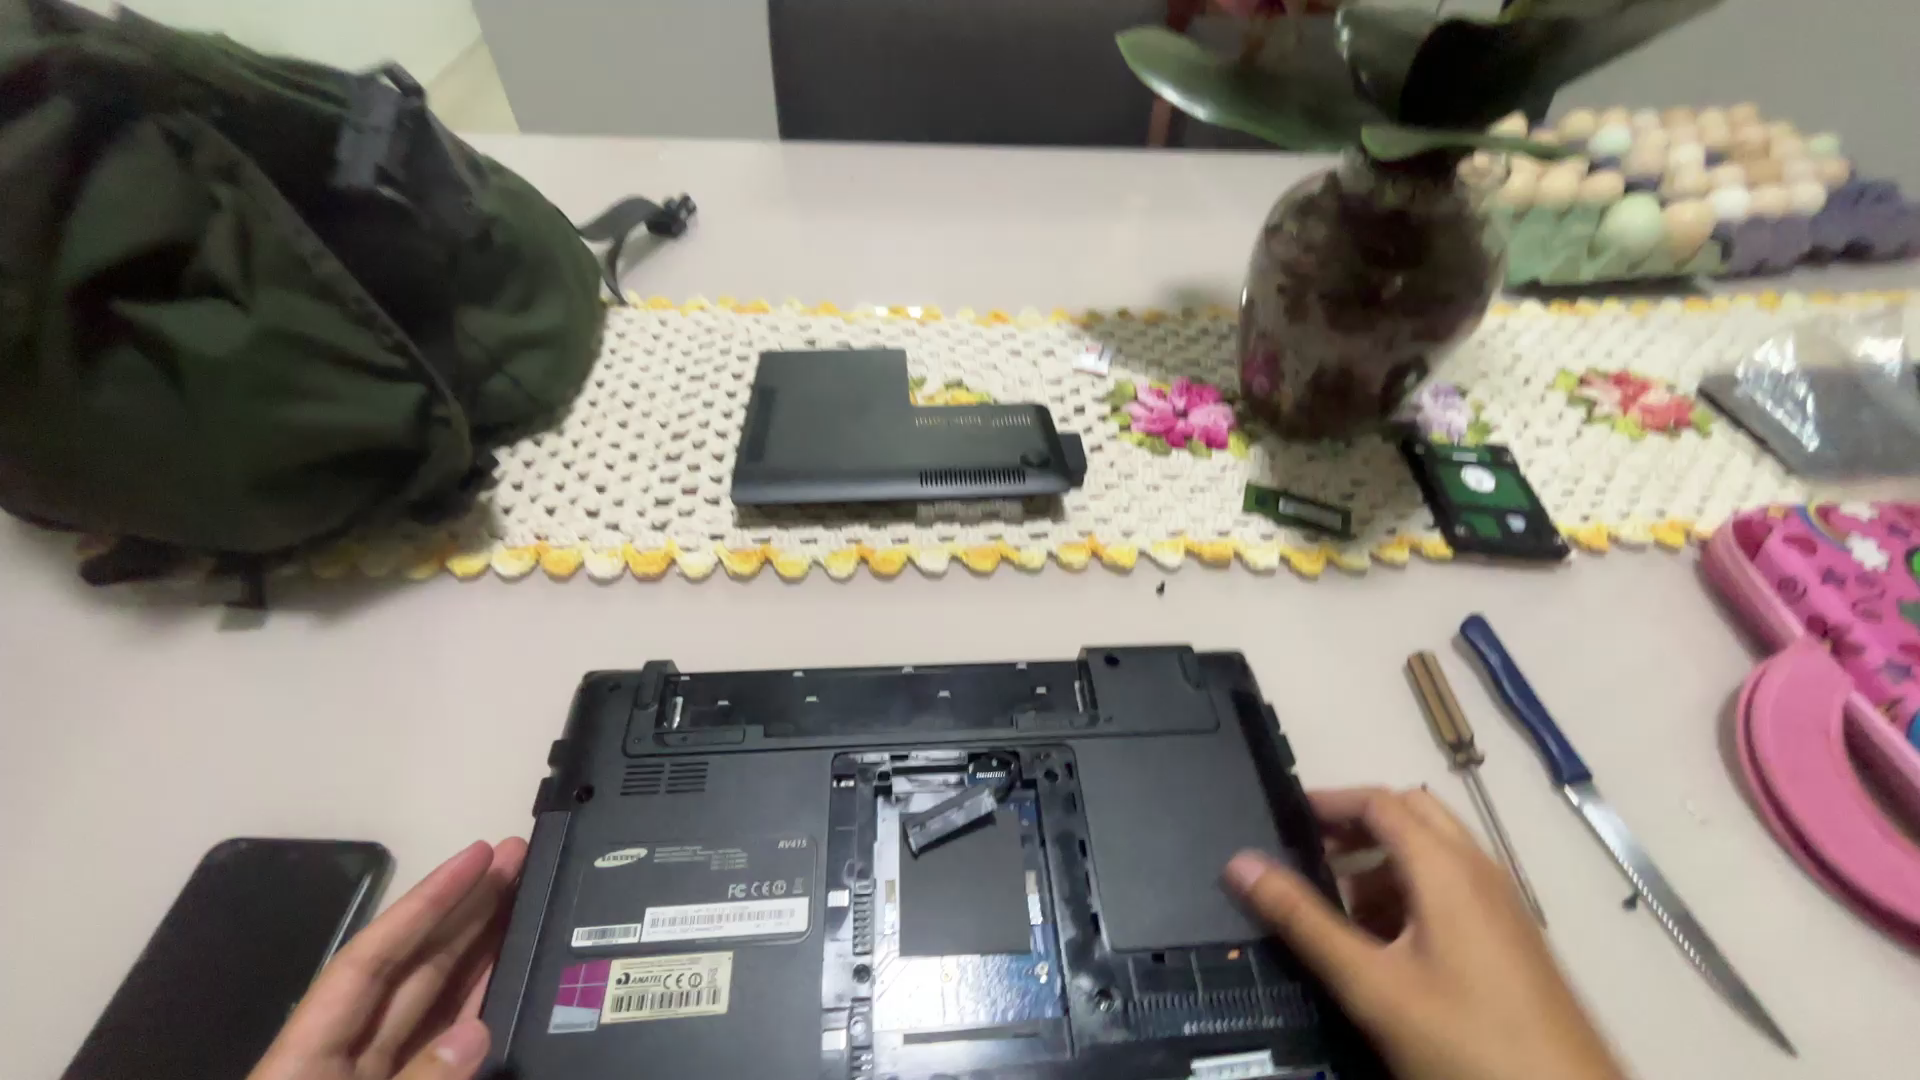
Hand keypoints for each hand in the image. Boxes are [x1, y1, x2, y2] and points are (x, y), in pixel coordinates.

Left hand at [249, 838, 528, 1079]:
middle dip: (465, 905)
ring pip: (436, 996)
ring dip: (482, 941)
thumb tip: (477, 1030)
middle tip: (517, 855)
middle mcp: (344, 1057)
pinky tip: (511, 961)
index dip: (425, 901)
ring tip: (525, 891)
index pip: (373, 957)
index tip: (477, 853)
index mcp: (305, 1062)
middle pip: (411, 966)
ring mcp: (378, 1076)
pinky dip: (480, 997)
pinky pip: (448, 1037)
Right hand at [1223, 788, 1627, 1079]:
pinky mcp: (1512, 941)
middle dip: (1357, 824)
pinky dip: (1410, 890)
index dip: (1329, 801)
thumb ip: (1302, 920)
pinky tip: (1384, 944)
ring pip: (1434, 852)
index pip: (1379, 801)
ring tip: (1337, 903)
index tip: (1283, 816)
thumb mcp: (1370, 984)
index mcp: (1446, 869)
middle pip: (1411, 814)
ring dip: (1382, 859)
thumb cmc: (1468, 1046)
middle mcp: (1479, 873)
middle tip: (1311, 851)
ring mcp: (1502, 907)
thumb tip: (1240, 864)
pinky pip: (1452, 887)